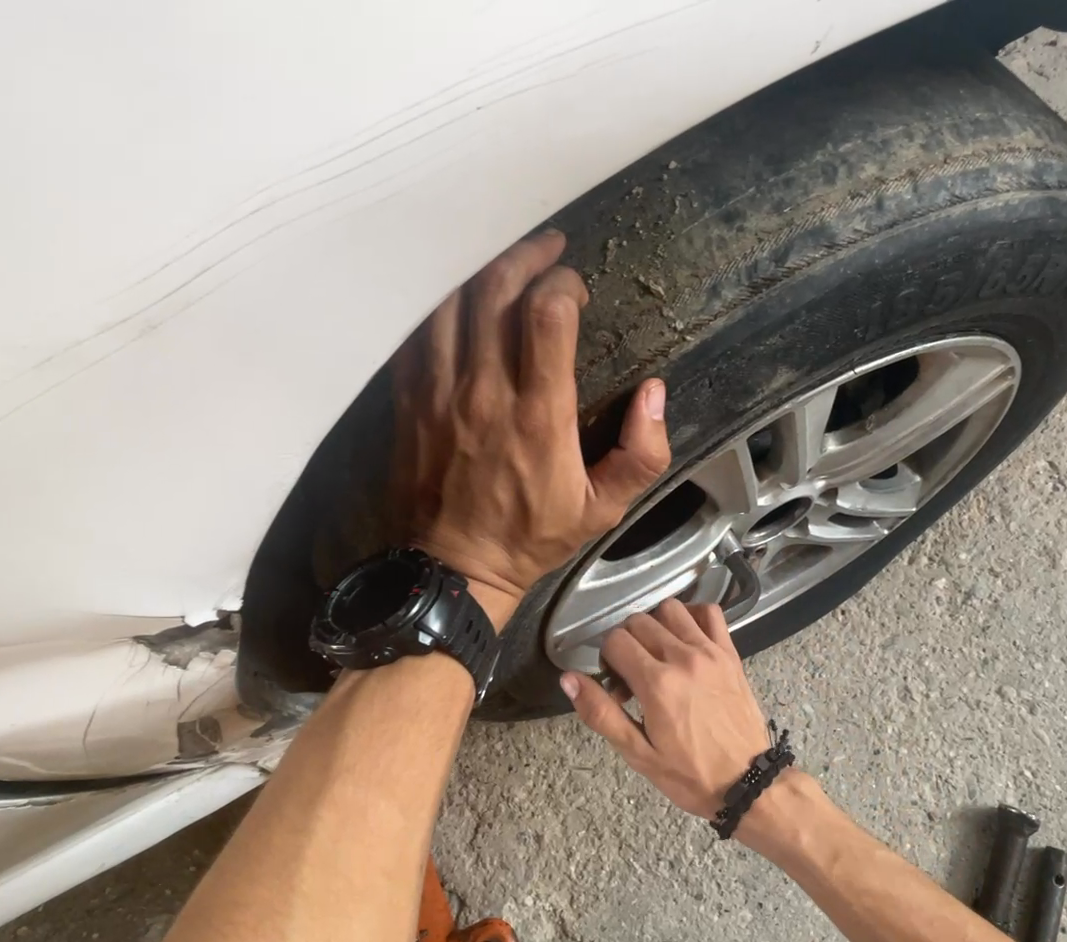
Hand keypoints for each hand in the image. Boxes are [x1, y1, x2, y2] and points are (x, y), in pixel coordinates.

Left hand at [391, 229, 669, 616]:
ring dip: (481, 270)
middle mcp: (485, 392)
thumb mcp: (605, 508)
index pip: (547, 315)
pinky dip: (438, 303)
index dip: (564, 284)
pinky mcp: (411, 402)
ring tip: (504, 259)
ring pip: (452, 303)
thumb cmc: (533, 537)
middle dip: (524, 256)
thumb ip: (642, 453)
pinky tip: (457, 295)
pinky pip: (416, 333)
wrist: (455, 567)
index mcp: (539, 414)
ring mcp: (440, 393)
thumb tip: (654, 393)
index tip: (576, 289)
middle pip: (496, 292)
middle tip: (545, 248)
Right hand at [560, 600, 774, 820]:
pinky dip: (693, 616)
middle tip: (633, 676)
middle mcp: (683, 658)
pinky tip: (686, 638)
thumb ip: (601, 713)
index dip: (607, 659)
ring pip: (670, 610)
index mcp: (657, 684)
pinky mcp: (730, 653)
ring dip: (656, 625)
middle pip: (639, 622)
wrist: (748, 782)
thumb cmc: (690, 774)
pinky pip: (710, 613)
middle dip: (627, 643)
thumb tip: (568, 679)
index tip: (616, 685)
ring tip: (657, 655)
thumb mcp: (638, 754)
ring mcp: (710, 652)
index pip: (615, 641)